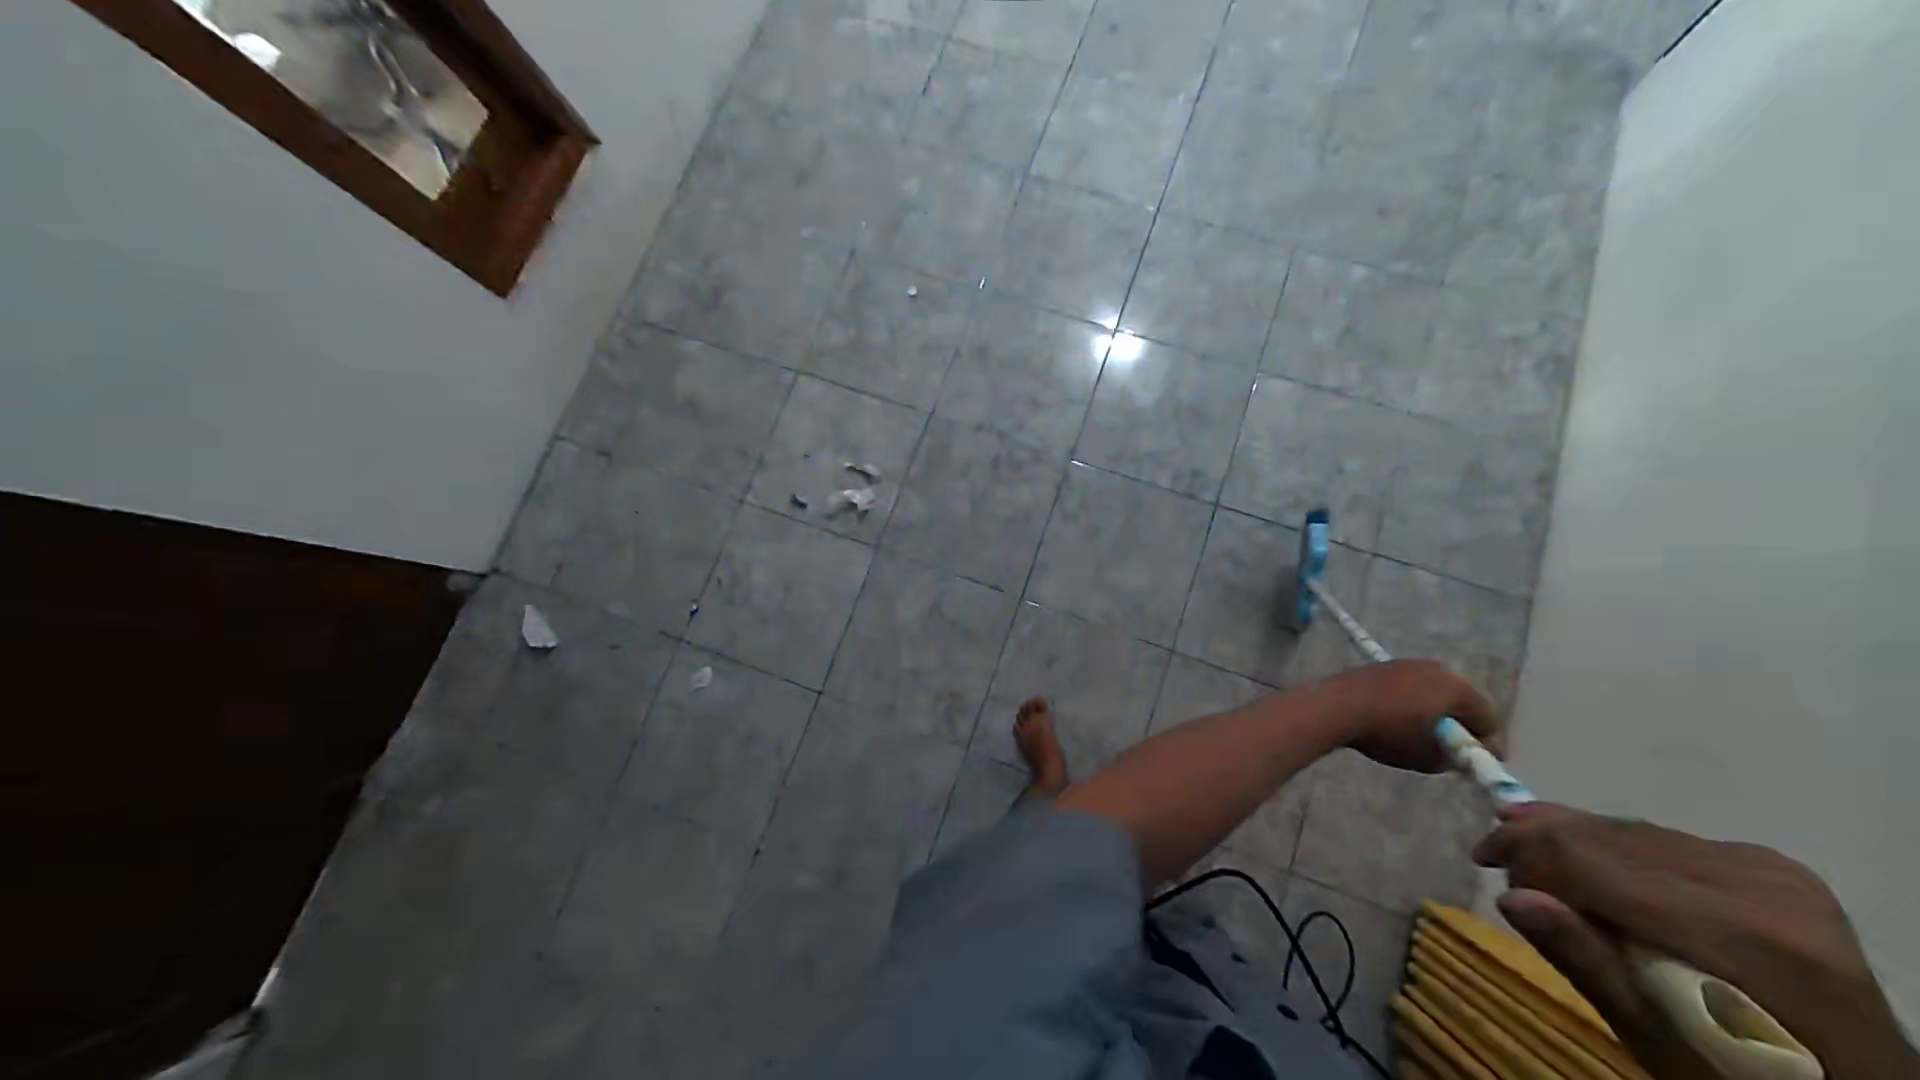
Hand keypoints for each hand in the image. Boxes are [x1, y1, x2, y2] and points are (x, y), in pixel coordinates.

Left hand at [1319, 659, 1500, 772]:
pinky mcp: (1381, 666)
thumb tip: (1460, 757)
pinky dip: (1410, 704)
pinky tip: (1398, 719)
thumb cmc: (1387, 732)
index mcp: (1456, 688)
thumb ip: (1454, 760)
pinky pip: (1408, 688)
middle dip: (1460, 725)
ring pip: (1432, 692)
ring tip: (1425, 736)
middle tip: (1456, 749)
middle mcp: (1436, 669)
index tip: (1485, 763)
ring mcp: (1406, 663)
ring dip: (1434, 712)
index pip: (1486, 718)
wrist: (1334, 706)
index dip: (1488, 744)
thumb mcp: (1428, 758)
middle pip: (1460, 701)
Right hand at [1474, 803, 1917, 1079]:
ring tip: (1520, 842)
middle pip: (1610, 836)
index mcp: (1743, 939)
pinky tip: (1582, 850)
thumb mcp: (1660, 1042)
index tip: (1480, 860)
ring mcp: (1773, 871)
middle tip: (1490, 853)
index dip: (1526, 851)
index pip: (1596, 860)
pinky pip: (1662, 839)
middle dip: (1540, 840)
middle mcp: (1762, 888)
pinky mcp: (1773, 866)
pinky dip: (1612, 844)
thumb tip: (1511, 899)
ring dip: (1571, 837)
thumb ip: (1590, 964)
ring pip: (1630, 830)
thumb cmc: (1741, 1077)